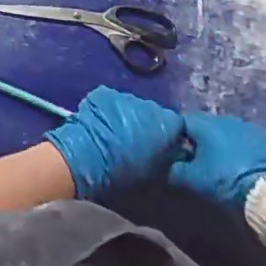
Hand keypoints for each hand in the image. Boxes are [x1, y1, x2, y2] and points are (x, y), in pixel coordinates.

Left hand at [45, 87, 184, 199]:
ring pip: (131, 106)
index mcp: (167, 123)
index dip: (168, 136)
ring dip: (127, 117)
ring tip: (115, 134)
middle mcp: (149, 104)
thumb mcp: (158, 173)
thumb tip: (174, 152)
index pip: (176, 126)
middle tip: (136, 142)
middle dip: (147, 124)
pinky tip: (100, 125)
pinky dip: (108, 111)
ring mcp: (125, 95)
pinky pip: (110, 102)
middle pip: (152, 113)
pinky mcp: (103, 92)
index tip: (160, 147)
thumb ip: (169, 158)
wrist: (89, 157)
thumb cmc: (127, 171)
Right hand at [167, 114, 265, 211]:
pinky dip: (244, 149)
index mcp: (206, 124)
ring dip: (225, 144)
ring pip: (229, 132)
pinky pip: (249, 140)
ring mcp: (250, 127)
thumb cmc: (227, 182)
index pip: (184, 122)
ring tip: (226, 164)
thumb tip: (169, 165)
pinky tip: (246, 166)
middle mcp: (227, 119)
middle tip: (202, 160)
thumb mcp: (194, 180)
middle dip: (203, 140)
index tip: (181, 152)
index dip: (180, 137)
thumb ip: (176, 169)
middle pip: (207, 126)